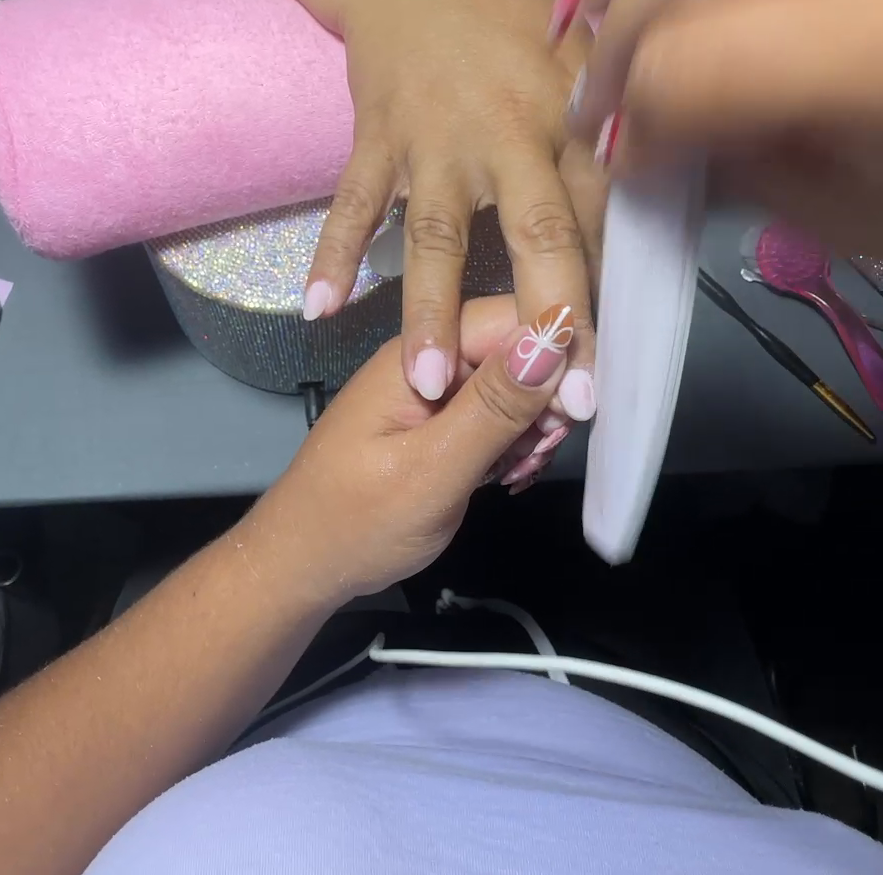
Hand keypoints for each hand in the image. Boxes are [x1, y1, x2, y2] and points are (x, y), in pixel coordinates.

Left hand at [241, 296, 576, 607]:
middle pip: (518, 352)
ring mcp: (434, 393)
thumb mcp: (432, 468)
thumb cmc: (357, 520)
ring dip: (531, 431)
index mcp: (417, 354)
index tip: (577, 410)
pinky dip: (512, 447)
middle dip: (544, 401)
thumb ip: (494, 406)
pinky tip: (506, 479)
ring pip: (514, 390)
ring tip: (515, 475)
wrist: (306, 565)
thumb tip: (554, 335)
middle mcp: (428, 361)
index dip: (556, 354)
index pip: (509, 317)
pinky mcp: (440, 425)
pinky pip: (496, 420)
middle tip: (534, 455)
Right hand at [303, 0, 603, 422]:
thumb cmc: (509, 17)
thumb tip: (640, 219)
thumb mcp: (581, 58)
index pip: (600, 221)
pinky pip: (352, 204)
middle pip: (535, 235)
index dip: (609, 297)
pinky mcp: (375, 138)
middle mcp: (508, 134)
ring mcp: (434, 139)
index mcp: (571, 118)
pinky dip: (332, 255)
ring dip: (429, 311)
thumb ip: (606, 138)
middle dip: (550, 318)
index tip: (609, 371)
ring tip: (426, 383)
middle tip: (560, 402)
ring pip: (435, 236)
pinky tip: (315, 310)